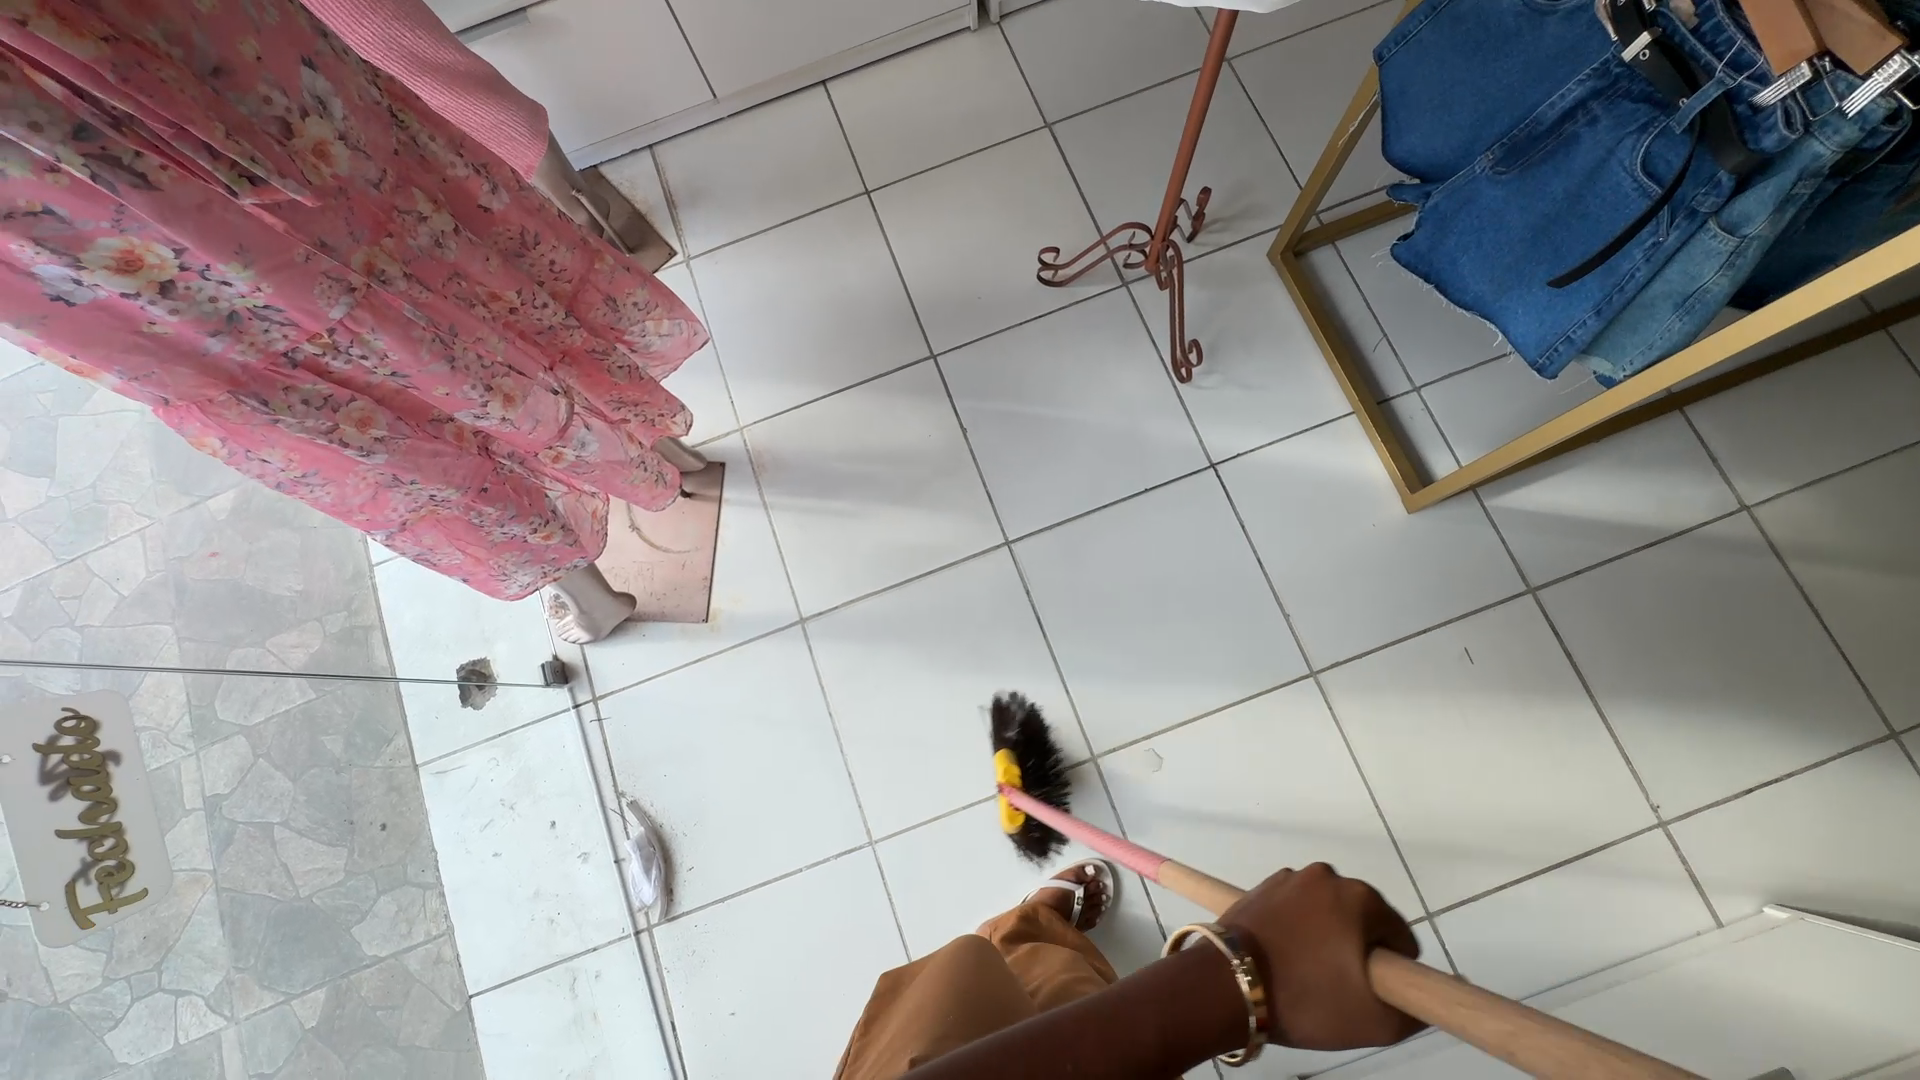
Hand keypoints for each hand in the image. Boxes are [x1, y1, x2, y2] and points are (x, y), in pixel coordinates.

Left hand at [1219, 862, 1424, 1050]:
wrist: (1229, 983)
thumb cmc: (1308, 997)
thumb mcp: (1378, 1021)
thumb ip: (1414, 1011)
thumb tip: (1419, 999)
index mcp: (1357, 896)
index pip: (1398, 935)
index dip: (1393, 969)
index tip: (1372, 991)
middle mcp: (1323, 876)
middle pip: (1360, 919)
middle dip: (1357, 949)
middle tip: (1341, 986)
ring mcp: (1287, 878)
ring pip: (1325, 915)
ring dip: (1326, 939)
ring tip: (1310, 975)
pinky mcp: (1259, 888)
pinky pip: (1294, 911)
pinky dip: (1297, 931)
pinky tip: (1286, 959)